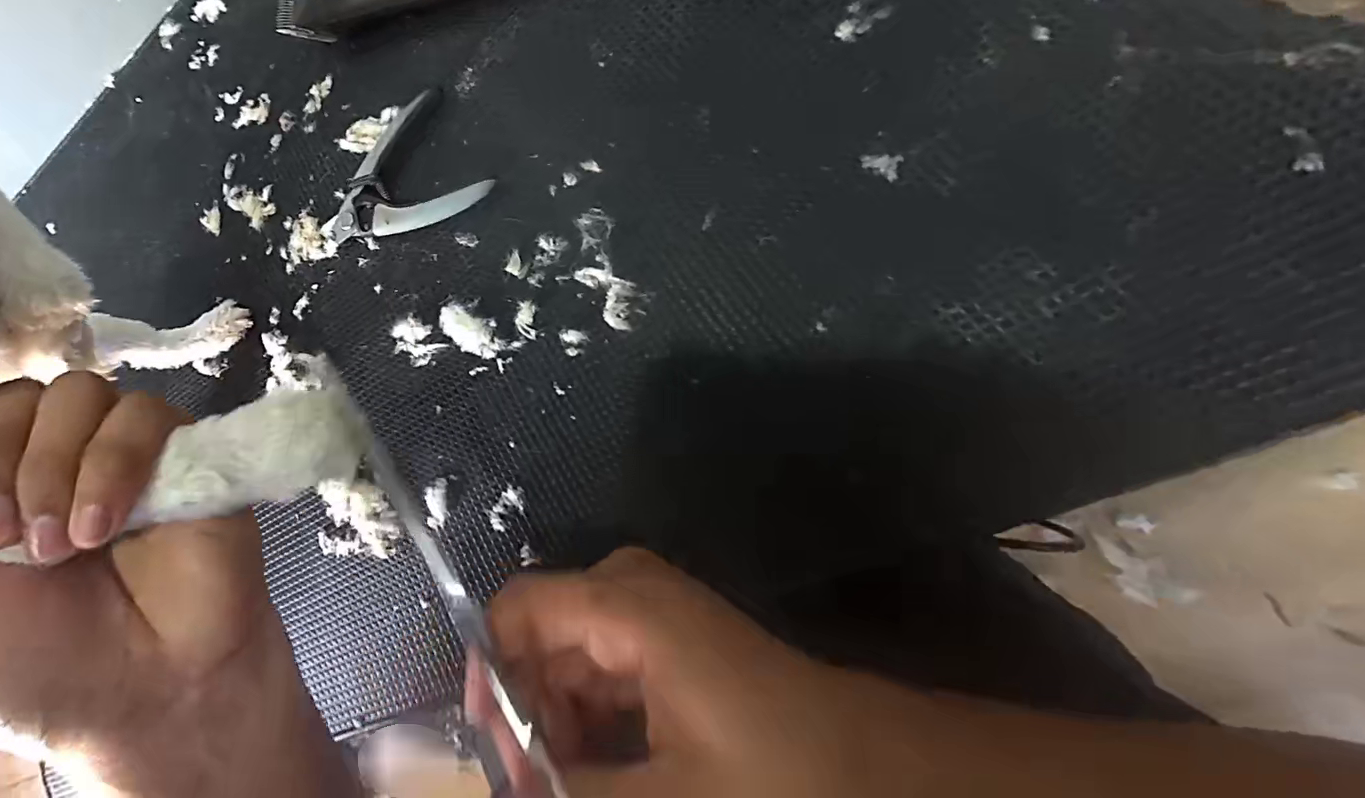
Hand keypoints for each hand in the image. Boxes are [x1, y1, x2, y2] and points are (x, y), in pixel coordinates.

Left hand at [0, 372, 353, 797]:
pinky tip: (105, 526)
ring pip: (77, 392)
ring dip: (54, 466)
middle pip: (10, 396)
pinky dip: (114, 464)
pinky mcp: (178, 444)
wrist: (145, 690)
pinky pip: (141, 414)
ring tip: (58, 545)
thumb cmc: (26, 667)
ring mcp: (115, 445)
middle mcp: (46, 454)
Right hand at [481, 546, 888, 796]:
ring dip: (553, 726)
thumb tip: (505, 784)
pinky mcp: (662, 637)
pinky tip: (593, 773)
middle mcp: (624, 588)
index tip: (493, 752)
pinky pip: (598, 669)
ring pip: (565, 659)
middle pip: (538, 637)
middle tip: (528, 786)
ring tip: (562, 785)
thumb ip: (568, 790)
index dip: (492, 674)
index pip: (517, 610)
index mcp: (621, 603)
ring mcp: (646, 610)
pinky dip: (585, 722)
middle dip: (524, 713)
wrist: (873, 767)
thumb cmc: (775, 775)